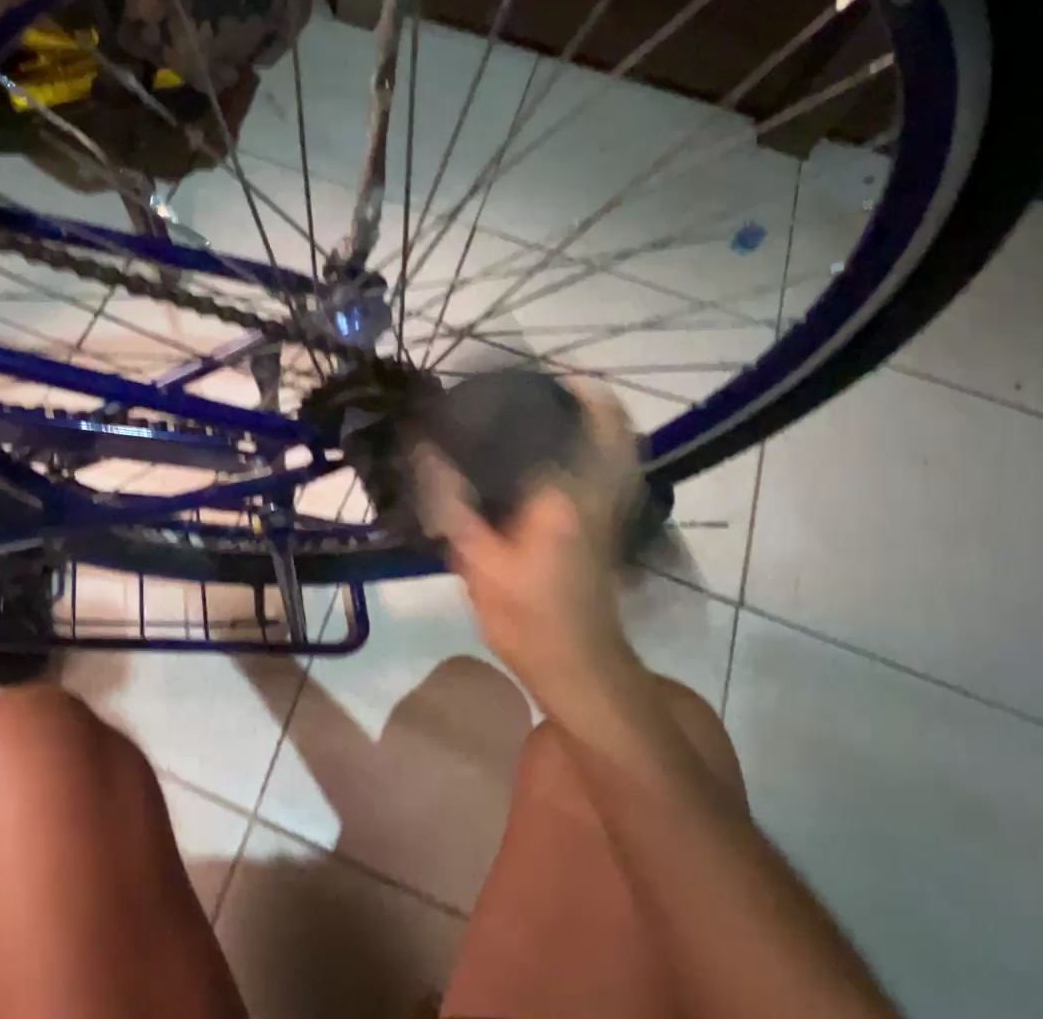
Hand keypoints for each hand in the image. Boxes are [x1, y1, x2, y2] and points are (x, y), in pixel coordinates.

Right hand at [414, 379, 644, 698]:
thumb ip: (453, 505)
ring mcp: (610, 514)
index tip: (546, 376)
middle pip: (614, 433)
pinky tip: (553, 462)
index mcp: (567, 496)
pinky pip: (609, 477)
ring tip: (555, 413)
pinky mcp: (606, 532)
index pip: (577, 428)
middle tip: (552, 387)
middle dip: (593, 403)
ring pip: (618, 455)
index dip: (575, 395)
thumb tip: (424, 454)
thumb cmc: (529, 616)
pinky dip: (595, 456)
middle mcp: (598, 495)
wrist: (577, 667)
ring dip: (599, 427)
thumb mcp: (479, 562)